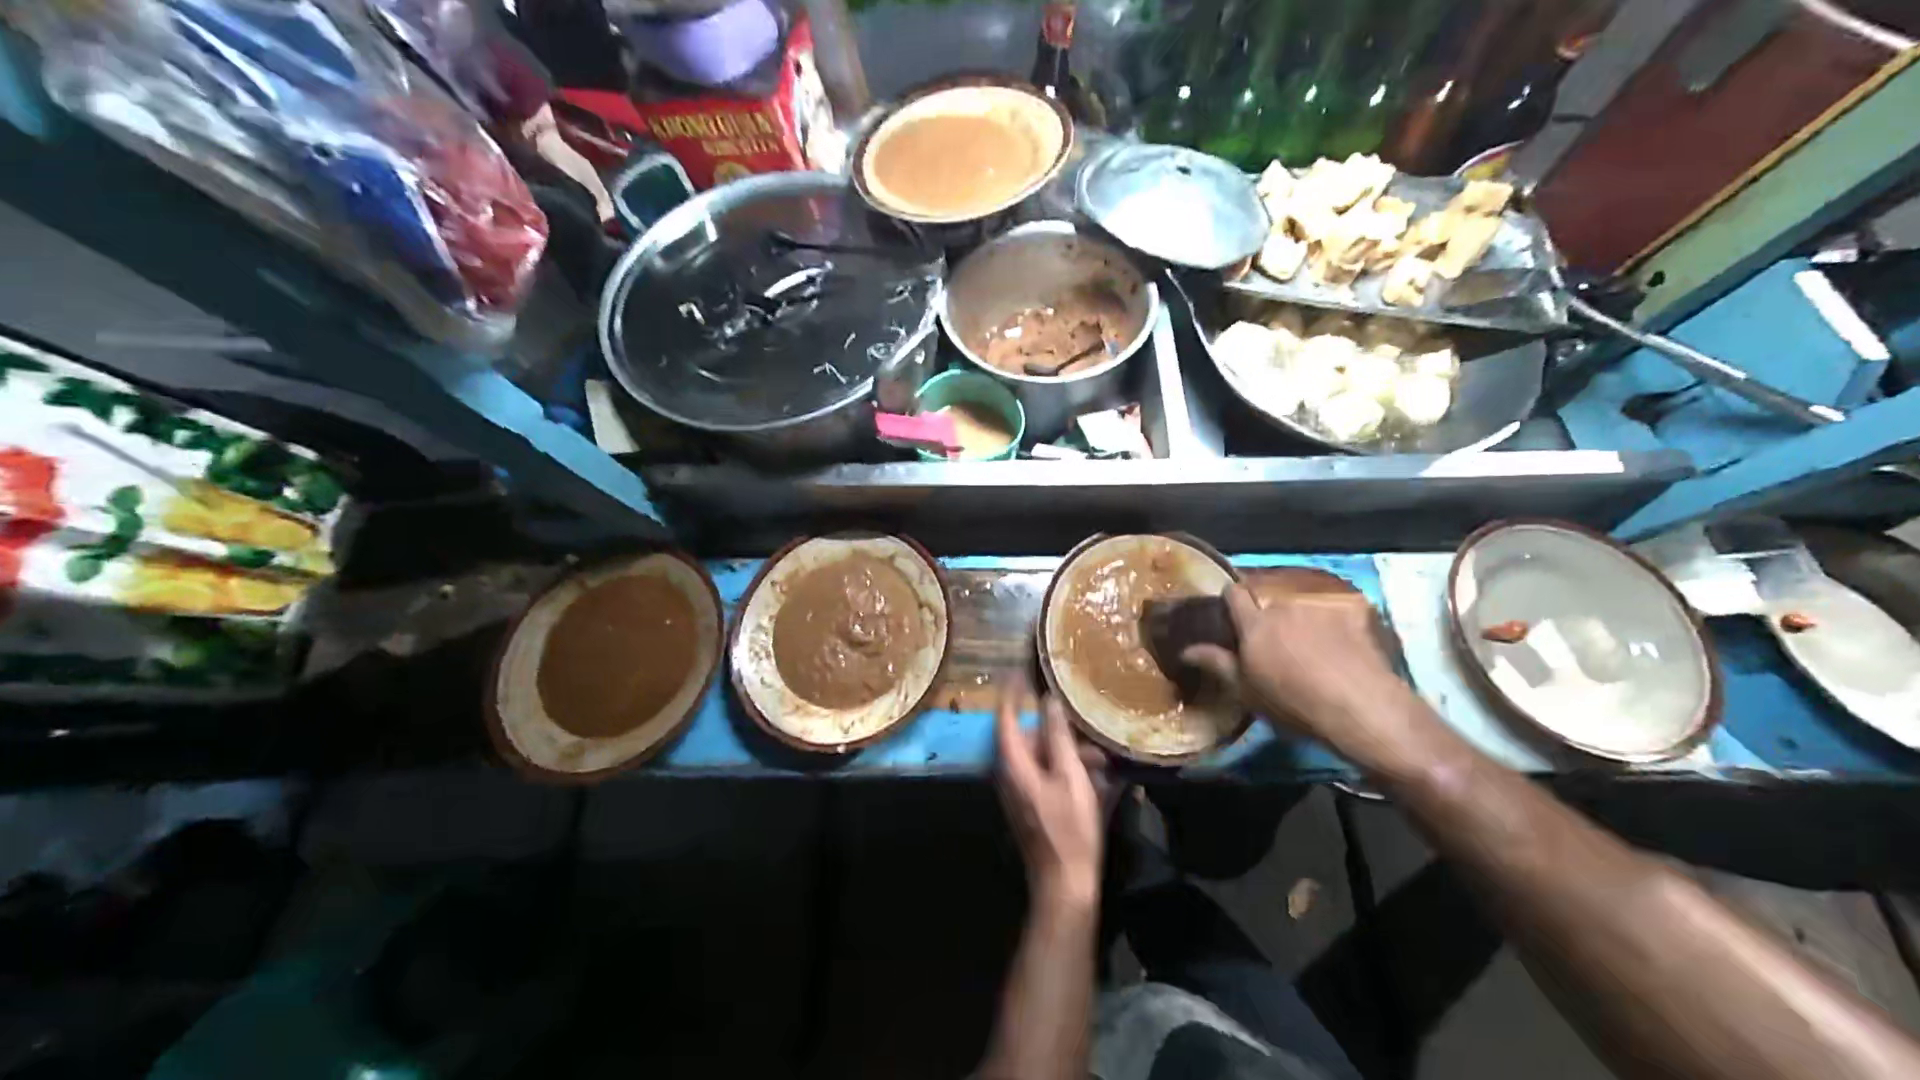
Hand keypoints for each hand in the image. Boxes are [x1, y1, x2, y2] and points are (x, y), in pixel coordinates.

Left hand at [994, 685, 1107, 909]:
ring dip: (1068, 753)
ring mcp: (1019, 790)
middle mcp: (1009, 773)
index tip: (1020, 670)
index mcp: (1013, 763)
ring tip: (1100, 759)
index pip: (1004, 716)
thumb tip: (1048, 700)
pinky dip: (1067, 769)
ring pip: (1041, 756)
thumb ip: (1058, 736)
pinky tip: (1095, 776)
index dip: (1011, 692)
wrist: (1065, 882)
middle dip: (1057, 730)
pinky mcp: (1031, 802)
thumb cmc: (1069, 828)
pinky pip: (1046, 774)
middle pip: (1028, 737)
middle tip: (1084, 728)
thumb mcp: (1070, 776)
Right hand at [1182, 583, 1417, 754]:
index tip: (1232, 614)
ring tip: (1308, 638)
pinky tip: (1340, 640)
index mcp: (1253, 623)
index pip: (1233, 592)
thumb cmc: (1294, 704)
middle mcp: (1283, 605)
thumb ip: (1217, 664)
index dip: (1231, 600)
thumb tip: (1185, 650)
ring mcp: (1320, 606)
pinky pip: (1335, 607)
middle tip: (1272, 634)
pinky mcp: (1354, 610)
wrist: (1361, 708)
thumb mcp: (1247, 692)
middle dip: (1266, 608)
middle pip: (1268, 594)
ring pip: (1301, 600)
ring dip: (1298, 612)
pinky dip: (1333, 617)